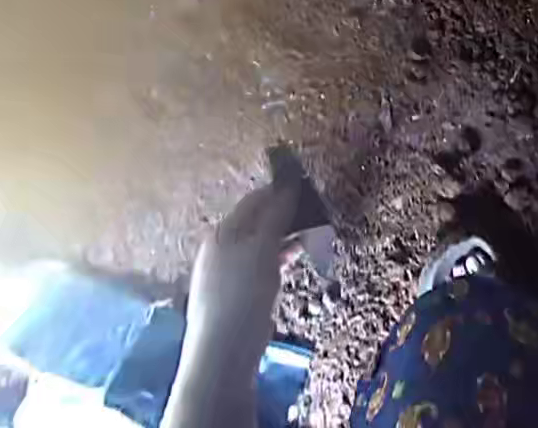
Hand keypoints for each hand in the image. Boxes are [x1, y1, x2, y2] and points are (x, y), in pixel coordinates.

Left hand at [185, 177, 300, 363]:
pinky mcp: (241, 290)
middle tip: (314, 210)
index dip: (280, 190)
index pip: (254, 199)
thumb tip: (289, 185)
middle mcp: (223, 247)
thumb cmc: (243, 291)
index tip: (307, 187)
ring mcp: (230, 270)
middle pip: (259, 219)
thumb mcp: (263, 246)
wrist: (225, 353)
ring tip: (313, 231)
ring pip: (264, 240)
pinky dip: (282, 253)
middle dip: (286, 213)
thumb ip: (276, 214)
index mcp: (223, 232)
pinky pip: (264, 260)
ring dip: (287, 233)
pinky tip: (299, 254)